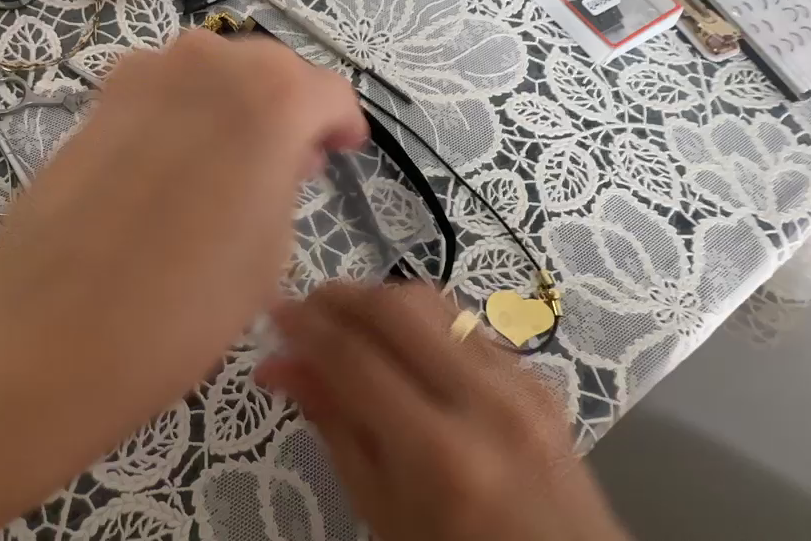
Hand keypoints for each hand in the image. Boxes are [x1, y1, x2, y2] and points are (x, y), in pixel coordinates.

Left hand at [0, 28, 368, 399]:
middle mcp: (210, 59)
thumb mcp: (270, 247)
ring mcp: (147, 69)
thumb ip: (286, 179)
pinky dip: (185, 113)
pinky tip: (172, 169)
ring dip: (234, 106)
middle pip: (270, 69)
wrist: (46, 327)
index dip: (340, 126)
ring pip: (215, 73)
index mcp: (272, 94)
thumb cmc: (183, 303)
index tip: (339, 156)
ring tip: (228, 169)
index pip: (328, 92)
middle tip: (288, 169)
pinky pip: (166, 88)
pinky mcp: (101, 94)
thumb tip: (281, 154)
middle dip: (288, 110)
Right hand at [258, 283, 630, 540]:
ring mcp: (521, 384)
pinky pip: (464, 322)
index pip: (354, 359)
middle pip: (395, 308)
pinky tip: (398, 340)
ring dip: (377, 297)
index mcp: (441, 455)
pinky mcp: (538, 377)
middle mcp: (486, 403)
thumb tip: (280, 364)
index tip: (272, 313)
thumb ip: (335, 426)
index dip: (305, 327)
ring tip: (344, 318)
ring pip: (432, 301)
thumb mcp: (384, 512)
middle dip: (338, 297)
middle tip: (303, 309)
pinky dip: (418, 319)